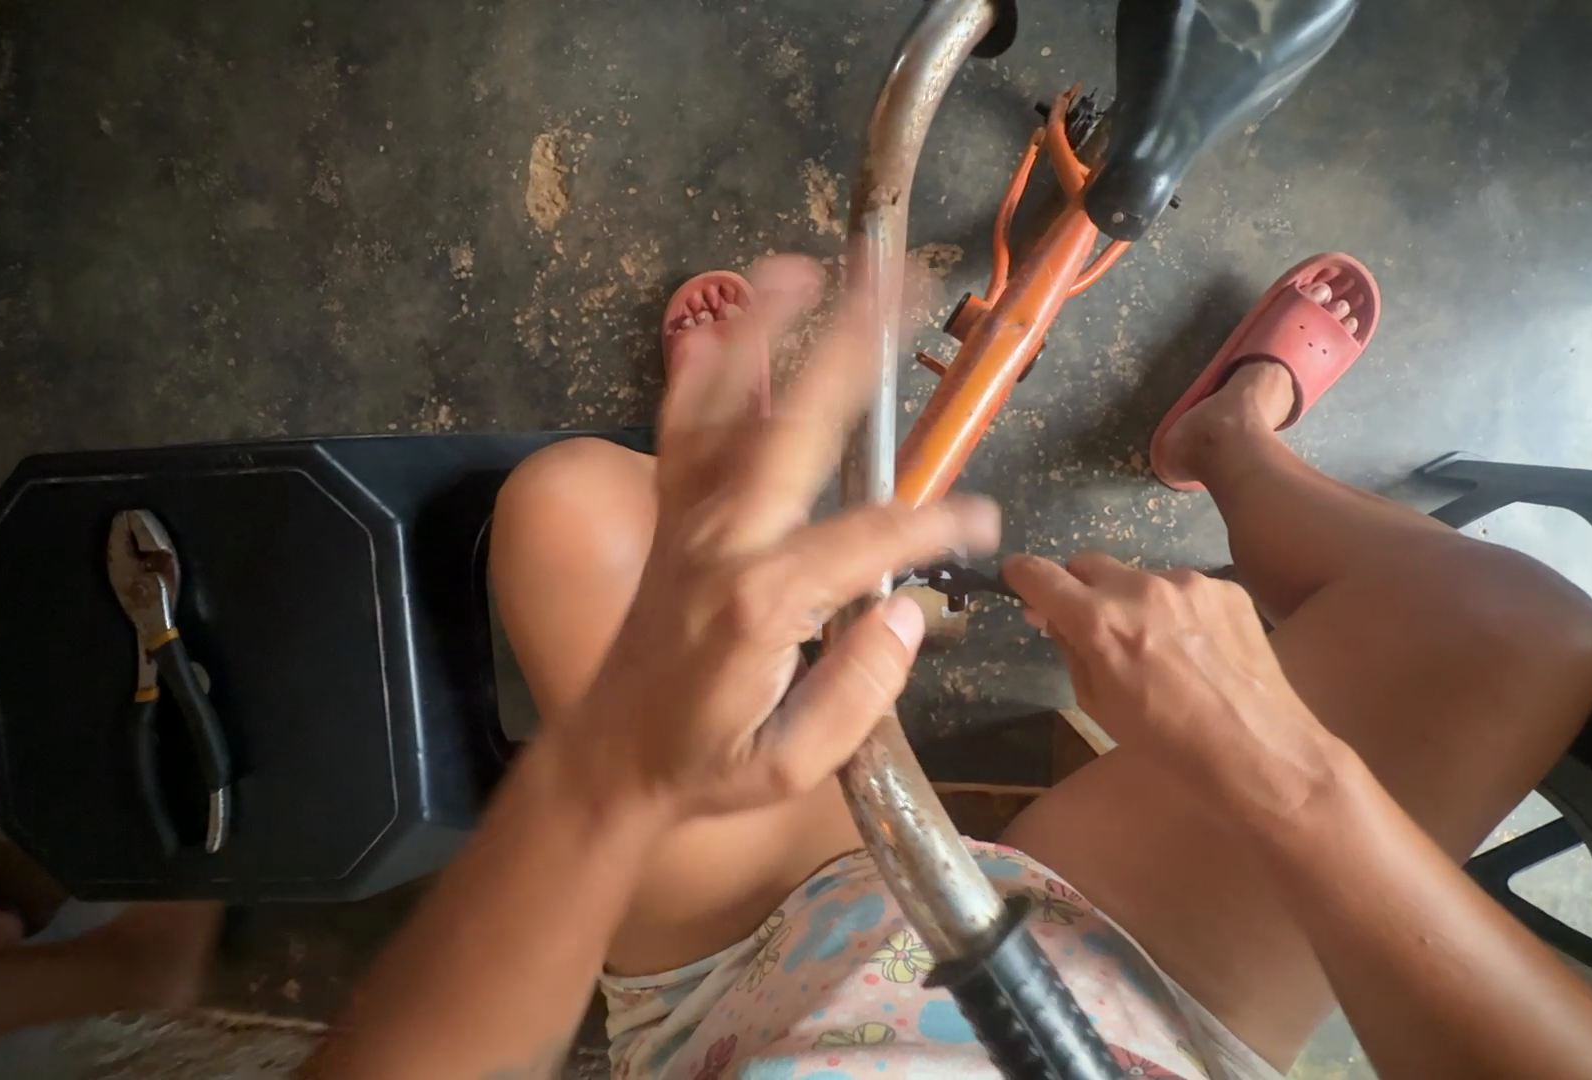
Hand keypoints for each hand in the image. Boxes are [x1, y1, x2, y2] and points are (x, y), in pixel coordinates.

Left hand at [558, 257, 1000, 818]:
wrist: (610, 758)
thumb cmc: (708, 765)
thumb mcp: (794, 765)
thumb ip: (861, 692)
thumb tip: (905, 613)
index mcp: (760, 606)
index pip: (867, 542)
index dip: (932, 525)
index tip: (981, 520)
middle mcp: (720, 543)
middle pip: (794, 430)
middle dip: (851, 351)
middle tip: (901, 288)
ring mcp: (687, 521)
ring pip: (727, 410)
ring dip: (764, 334)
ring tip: (803, 267)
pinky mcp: (669, 518)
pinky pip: (682, 434)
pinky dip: (699, 375)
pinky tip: (718, 326)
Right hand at [1003, 552, 1339, 817]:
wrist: (1259, 753)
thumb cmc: (1165, 741)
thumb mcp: (1096, 702)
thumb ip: (1069, 647)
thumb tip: (1052, 615)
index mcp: (1099, 621)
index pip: (1039, 574)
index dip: (1020, 574)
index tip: (1017, 579)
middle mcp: (1139, 588)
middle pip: (1086, 563)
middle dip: (1077, 587)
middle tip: (1089, 621)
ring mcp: (1187, 582)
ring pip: (1136, 575)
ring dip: (1129, 599)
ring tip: (1156, 643)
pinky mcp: (1224, 587)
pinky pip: (1180, 586)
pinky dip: (1173, 607)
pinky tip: (1193, 645)